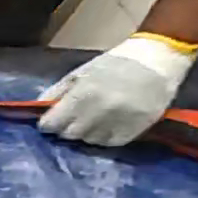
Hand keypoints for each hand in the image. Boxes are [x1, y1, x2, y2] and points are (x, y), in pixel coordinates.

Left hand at [37, 34, 195, 146]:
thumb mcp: (77, 75)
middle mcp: (100, 111)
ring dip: (87, 133)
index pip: (50, 125)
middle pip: (68, 134)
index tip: (53, 120)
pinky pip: (112, 142)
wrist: (161, 55)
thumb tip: (36, 111)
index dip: (49, 123)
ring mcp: (121, 119)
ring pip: (89, 140)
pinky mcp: (140, 125)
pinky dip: (106, 137)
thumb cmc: (113, 64)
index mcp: (81, 97)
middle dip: (67, 128)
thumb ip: (54, 94)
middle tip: (75, 119)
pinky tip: (108, 126)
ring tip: (93, 121)